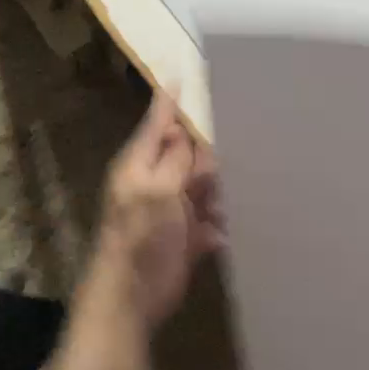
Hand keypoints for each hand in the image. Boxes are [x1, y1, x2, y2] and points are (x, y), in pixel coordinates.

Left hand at [89, 91, 223, 327]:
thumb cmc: (139, 240)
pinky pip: (216, 218)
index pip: (159, 122)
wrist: (134, 299)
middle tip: (235, 154)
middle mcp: (158, 182)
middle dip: (215, 155)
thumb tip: (185, 128)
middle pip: (193, 154)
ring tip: (231, 202)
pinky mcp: (189, 235)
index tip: (186, 70)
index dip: (173, 99)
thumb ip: (174, 158)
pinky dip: (223, 223)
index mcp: (141, 165)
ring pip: (210, 185)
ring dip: (224, 194)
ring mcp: (174, 210)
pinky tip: (225, 230)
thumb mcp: (156, 191)